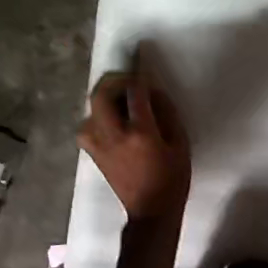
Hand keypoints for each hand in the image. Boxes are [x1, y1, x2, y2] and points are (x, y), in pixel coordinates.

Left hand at [78, 49, 190, 223]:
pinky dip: (97, 117)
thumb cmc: (173, 178)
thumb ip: (166, 113)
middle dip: (114, 80)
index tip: (141, 55)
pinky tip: (112, 120)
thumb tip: (152, 91)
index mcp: (140, 132)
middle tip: (129, 80)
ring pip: (91, 110)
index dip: (139, 70)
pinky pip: (88, 127)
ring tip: (121, 101)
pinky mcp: (94, 154)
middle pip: (101, 95)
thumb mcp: (180, 142)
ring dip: (105, 99)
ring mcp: (100, 146)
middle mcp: (114, 135)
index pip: (135, 92)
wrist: (151, 212)